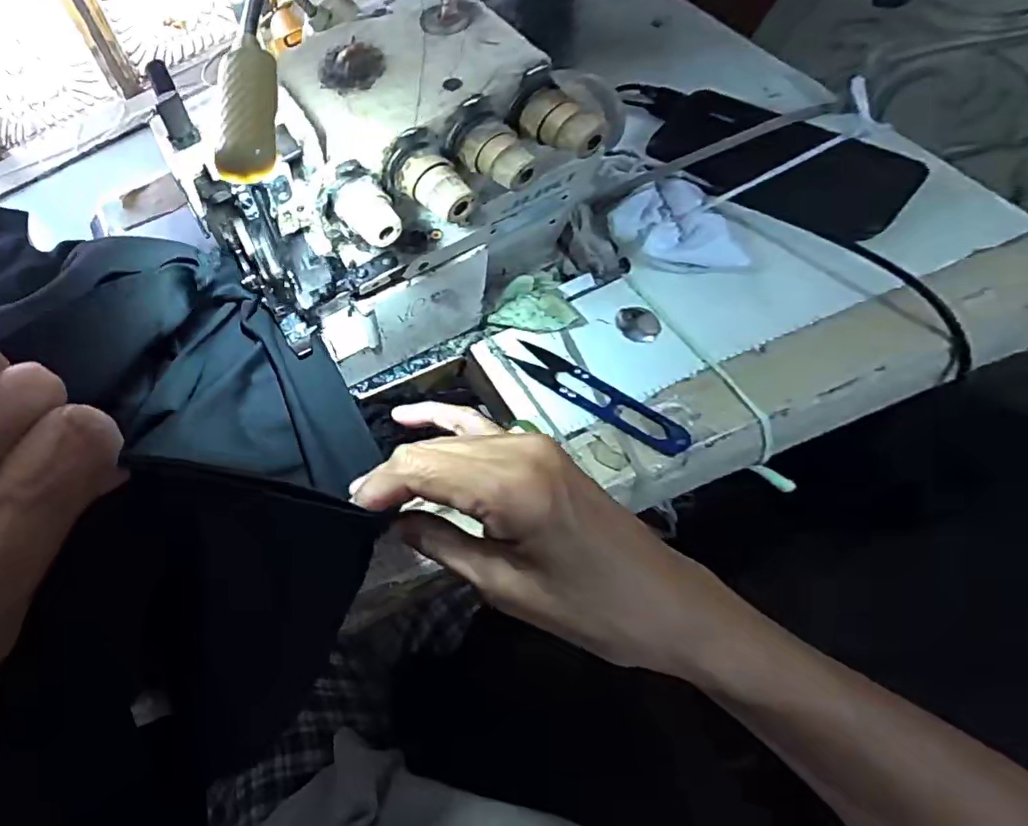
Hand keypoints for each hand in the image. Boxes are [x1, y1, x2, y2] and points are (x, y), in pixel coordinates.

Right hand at [351, 403, 755, 679]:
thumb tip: (394, 522)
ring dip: (410, 459)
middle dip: (390, 476)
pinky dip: (440, 420)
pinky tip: (408, 418)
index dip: (380, 486)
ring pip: (447, 439)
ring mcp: (529, 442)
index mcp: (512, 487)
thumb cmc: (595, 609)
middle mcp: (518, 450)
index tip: (354, 507)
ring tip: (379, 487)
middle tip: (363, 506)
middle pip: (429, 450)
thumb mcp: (507, 587)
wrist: (674, 606)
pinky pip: (476, 424)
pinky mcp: (536, 447)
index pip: (421, 469)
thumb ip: (441, 543)